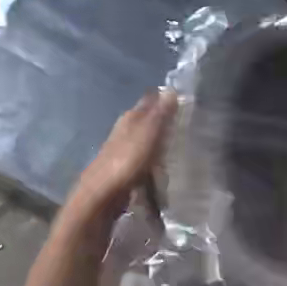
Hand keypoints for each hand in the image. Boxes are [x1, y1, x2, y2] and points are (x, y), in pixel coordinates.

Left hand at [69, 90, 175, 215]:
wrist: (101, 195)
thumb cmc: (127, 162)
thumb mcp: (148, 135)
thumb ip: (160, 114)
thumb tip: (170, 89)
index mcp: (130, 118)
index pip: (149, 101)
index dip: (164, 99)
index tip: (183, 100)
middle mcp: (123, 130)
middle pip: (145, 119)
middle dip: (162, 119)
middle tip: (185, 122)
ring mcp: (121, 149)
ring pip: (143, 138)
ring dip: (157, 139)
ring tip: (178, 143)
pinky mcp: (122, 168)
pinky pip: (143, 157)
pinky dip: (152, 157)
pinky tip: (162, 163)